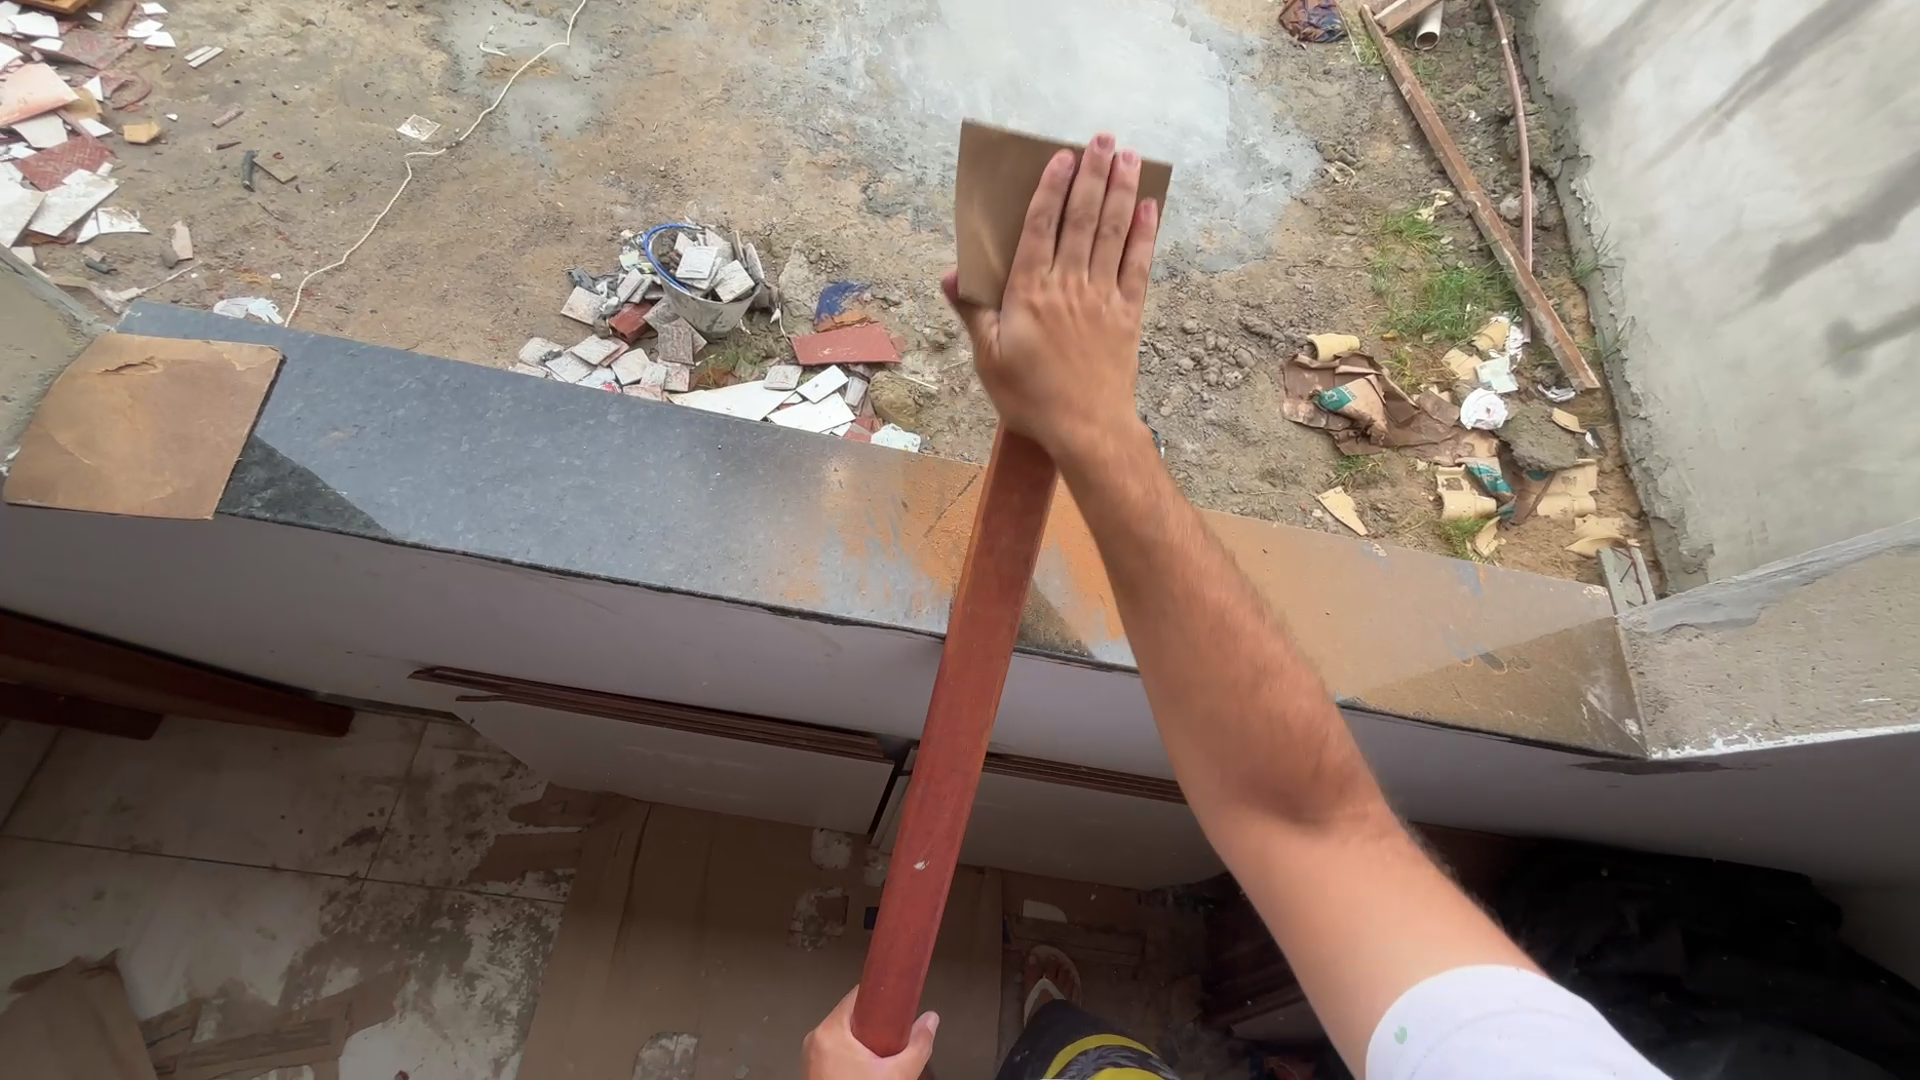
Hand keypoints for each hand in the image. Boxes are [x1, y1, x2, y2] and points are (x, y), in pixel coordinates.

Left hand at [803, 987, 939, 1079]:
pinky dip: (853, 1056)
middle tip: (894, 1038)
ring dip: (865, 1041)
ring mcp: (811, 1057)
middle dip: (875, 1024)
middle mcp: (815, 1039)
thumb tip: (932, 1019)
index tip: (898, 1004)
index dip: (881, 997)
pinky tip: (868, 1069)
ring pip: (845, 1034)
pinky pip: (836, 1051)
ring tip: (883, 1056)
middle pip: (852, 1015)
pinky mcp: (812, 1072)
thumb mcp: (896, 1076)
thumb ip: (917, 1045)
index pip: (858, 994)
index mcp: (830, 1031)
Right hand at [943, 133, 1160, 465]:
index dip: (1051, 188)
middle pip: (1082, 219)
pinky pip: (1138, 265)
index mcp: (1030, 293)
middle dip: (1092, 175)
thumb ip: (973, 312)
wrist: (1086, 429)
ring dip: (1121, 191)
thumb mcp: (988, 360)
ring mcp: (1103, 298)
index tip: (1062, 156)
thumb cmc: (1030, 398)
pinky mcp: (1128, 315)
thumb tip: (950, 274)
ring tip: (1128, 156)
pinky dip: (1144, 235)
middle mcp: (1068, 285)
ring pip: (1112, 233)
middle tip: (1103, 138)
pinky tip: (1149, 208)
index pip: (1040, 227)